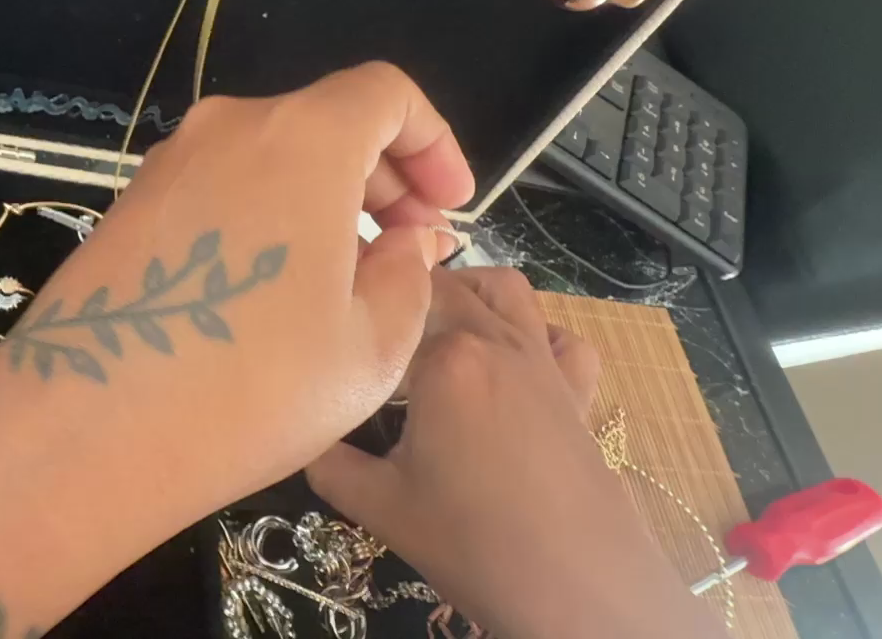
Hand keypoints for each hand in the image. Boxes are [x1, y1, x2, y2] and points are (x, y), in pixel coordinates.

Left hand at [0, 62, 473, 525]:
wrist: (89, 422)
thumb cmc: (251, 387)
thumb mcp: (368, 345)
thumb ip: (407, 273)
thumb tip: (408, 238)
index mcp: (300, 139)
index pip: (384, 93)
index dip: (433, 140)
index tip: (447, 205)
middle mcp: (230, 127)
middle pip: (326, 120)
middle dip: (382, 174)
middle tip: (406, 246)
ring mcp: (171, 159)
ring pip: (272, 152)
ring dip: (323, 193)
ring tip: (344, 273)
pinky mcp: (134, 197)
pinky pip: (223, 180)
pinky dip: (267, 206)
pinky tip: (269, 280)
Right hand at [306, 267, 728, 638]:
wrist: (584, 599)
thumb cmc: (474, 543)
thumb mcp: (376, 504)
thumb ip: (323, 457)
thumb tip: (297, 428)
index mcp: (446, 357)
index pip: (393, 293)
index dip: (360, 292)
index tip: (334, 315)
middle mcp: (495, 340)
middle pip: (442, 281)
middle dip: (402, 291)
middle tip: (369, 328)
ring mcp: (543, 361)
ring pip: (505, 287)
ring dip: (468, 290)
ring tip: (435, 326)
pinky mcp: (578, 392)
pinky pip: (560, 337)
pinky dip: (534, 333)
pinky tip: (509, 362)